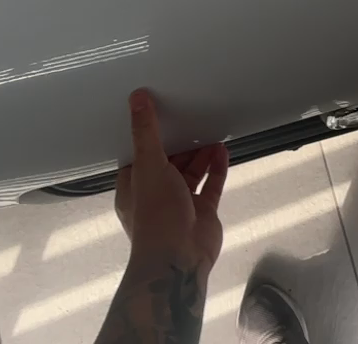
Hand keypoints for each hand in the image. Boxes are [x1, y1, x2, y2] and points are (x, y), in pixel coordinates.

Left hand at [113, 90, 226, 274]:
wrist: (179, 257)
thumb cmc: (156, 215)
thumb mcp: (148, 165)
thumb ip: (146, 132)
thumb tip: (137, 99)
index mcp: (135, 188)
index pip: (139, 158)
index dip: (149, 138)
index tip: (161, 116)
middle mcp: (156, 196)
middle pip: (169, 163)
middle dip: (181, 144)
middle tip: (192, 120)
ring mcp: (181, 205)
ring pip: (191, 173)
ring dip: (200, 155)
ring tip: (211, 133)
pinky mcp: (202, 212)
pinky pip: (211, 184)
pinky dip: (216, 167)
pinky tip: (222, 151)